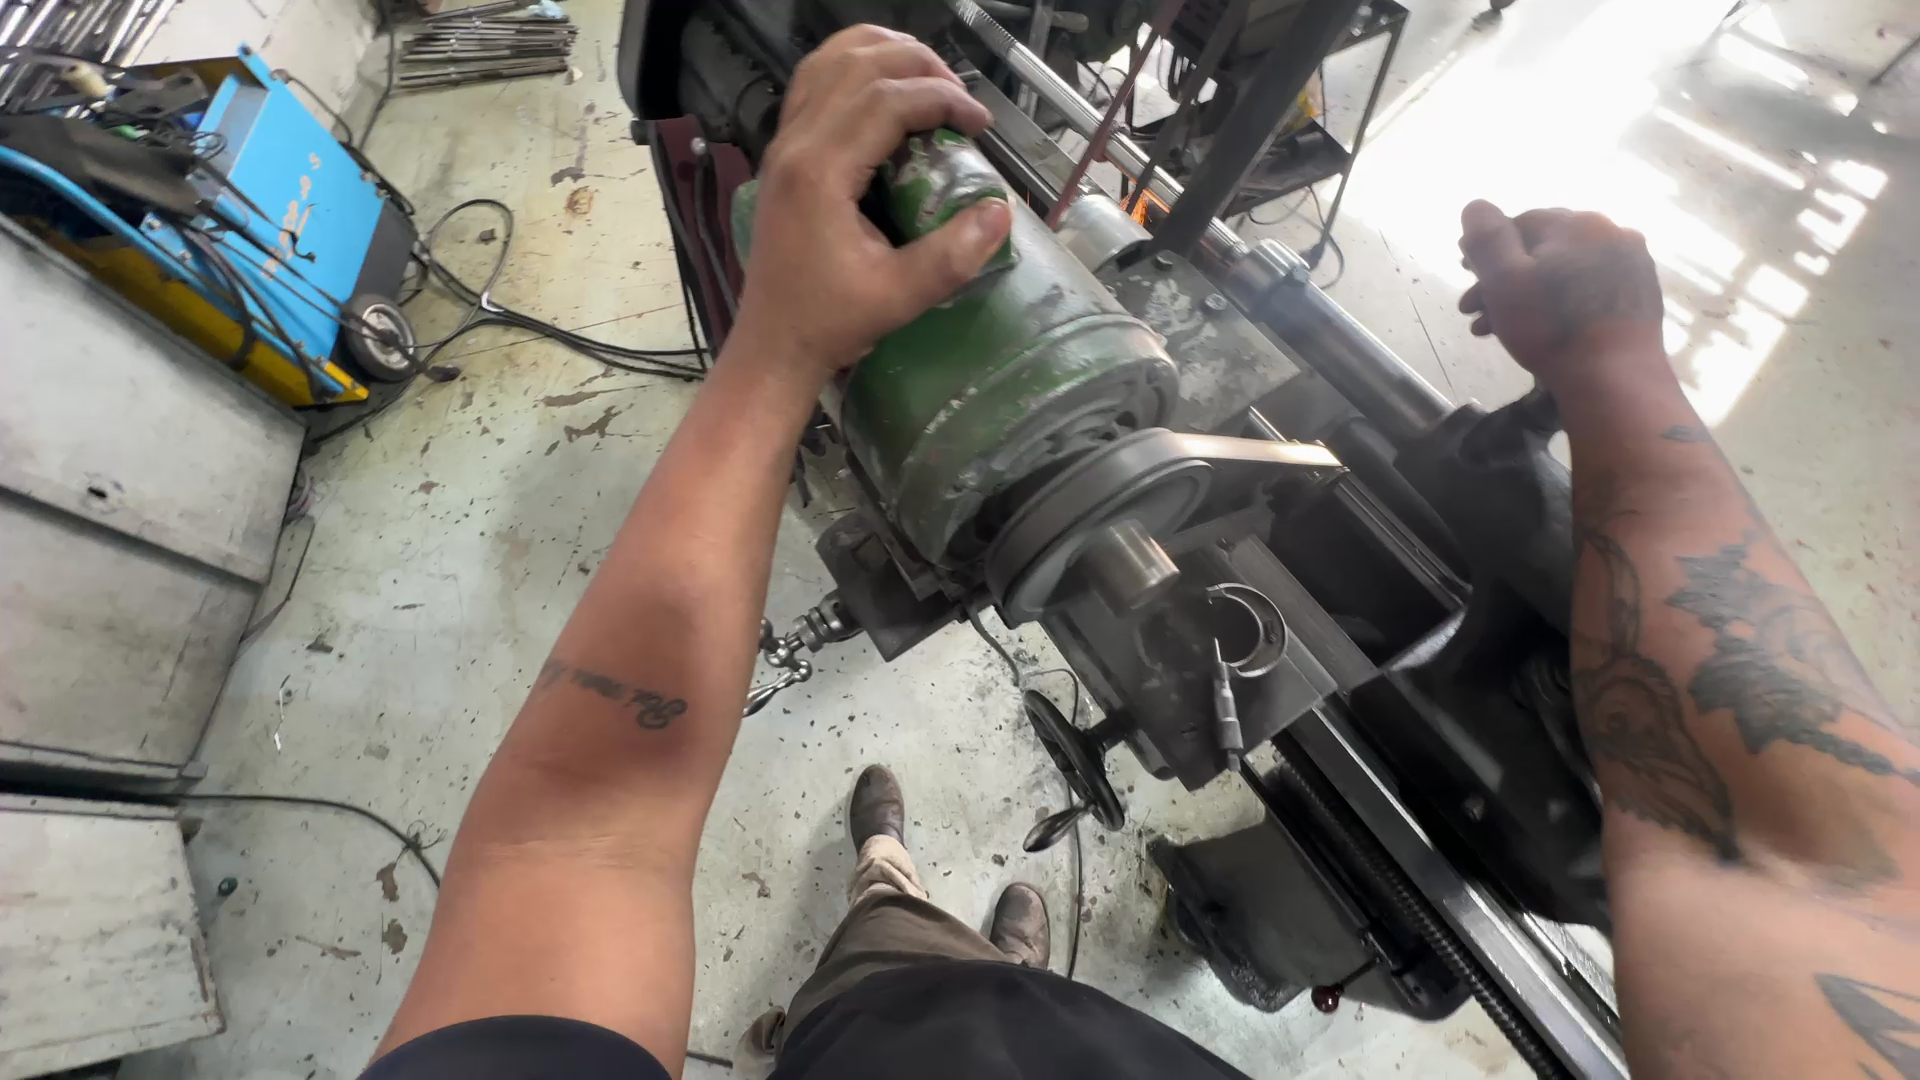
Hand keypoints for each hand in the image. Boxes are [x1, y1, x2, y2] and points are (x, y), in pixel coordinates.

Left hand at [731, 25, 1013, 376]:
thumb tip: (1000, 211)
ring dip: (883, 56)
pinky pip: (813, 87)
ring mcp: (782, 147)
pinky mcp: (782, 159)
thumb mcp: (898, 298)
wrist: (774, 346)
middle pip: (859, 64)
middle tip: (961, 100)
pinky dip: (852, 73)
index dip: (942, 98)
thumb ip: (951, 256)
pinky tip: (882, 94)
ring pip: (829, 63)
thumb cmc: (830, 325)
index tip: (980, 125)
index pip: (886, 100)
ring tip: (928, 81)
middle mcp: (795, 145)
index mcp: (820, 172)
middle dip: (919, 66)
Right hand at [1457, 201, 1665, 385]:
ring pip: (1558, 272)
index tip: (1464, 273)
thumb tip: (1474, 206)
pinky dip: (1552, 302)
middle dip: (1500, 277)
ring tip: (1493, 328)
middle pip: (1539, 249)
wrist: (1610, 373)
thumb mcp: (1504, 281)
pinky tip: (1534, 328)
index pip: (1520, 222)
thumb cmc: (1549, 326)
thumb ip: (1487, 240)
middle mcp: (1610, 233)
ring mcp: (1629, 263)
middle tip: (1471, 309)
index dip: (1486, 246)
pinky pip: (1582, 288)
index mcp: (1577, 225)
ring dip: (1521, 295)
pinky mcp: (1635, 292)